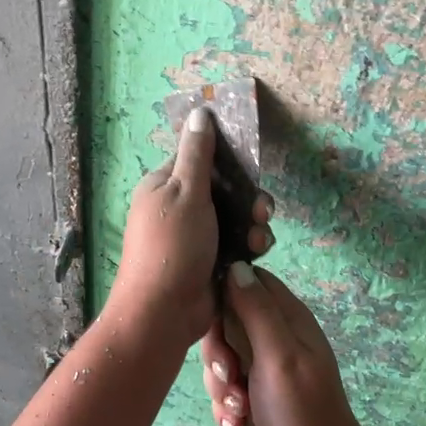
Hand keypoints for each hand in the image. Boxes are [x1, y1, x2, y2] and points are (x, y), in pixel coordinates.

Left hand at [111, 107, 274, 352]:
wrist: (164, 313)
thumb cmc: (171, 246)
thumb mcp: (186, 192)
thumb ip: (197, 154)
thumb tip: (199, 112)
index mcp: (164, 184)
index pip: (199, 159)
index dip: (227, 161)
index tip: (250, 167)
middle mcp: (177, 206)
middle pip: (223, 189)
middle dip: (246, 198)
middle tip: (261, 209)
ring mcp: (194, 235)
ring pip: (233, 217)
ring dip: (251, 224)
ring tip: (258, 238)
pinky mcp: (209, 259)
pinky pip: (235, 242)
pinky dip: (247, 244)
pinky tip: (256, 252)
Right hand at [200, 263, 376, 425]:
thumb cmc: (303, 411)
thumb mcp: (278, 356)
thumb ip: (256, 310)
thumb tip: (234, 265)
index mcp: (287, 317)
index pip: (246, 281)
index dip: (223, 295)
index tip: (213, 323)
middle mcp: (275, 336)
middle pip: (226, 322)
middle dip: (217, 352)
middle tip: (228, 375)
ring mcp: (264, 366)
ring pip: (221, 358)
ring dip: (221, 386)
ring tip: (239, 409)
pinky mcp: (254, 393)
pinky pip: (224, 388)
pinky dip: (226, 407)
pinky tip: (238, 425)